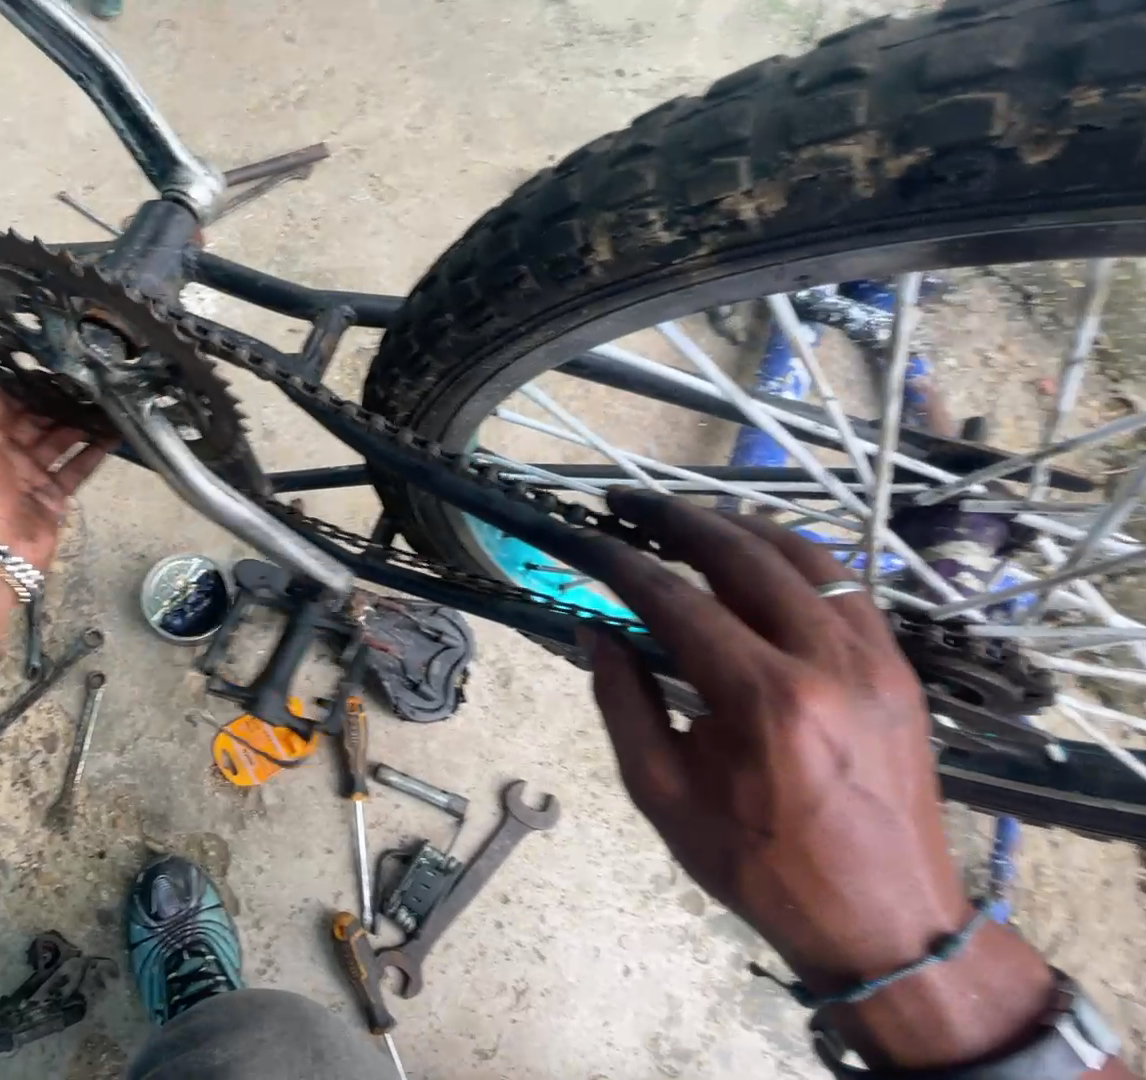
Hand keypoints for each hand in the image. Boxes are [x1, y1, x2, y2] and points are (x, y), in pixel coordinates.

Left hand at [0, 365, 113, 569]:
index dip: (29, 385)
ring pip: (60, 442)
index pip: (7, 403)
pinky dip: (93, 453)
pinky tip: (112, 435)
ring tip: (105, 402)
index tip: (54, 364)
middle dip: (59, 403)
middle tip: (87, 380)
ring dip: (81, 424)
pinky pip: (76, 469)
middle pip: (37, 421)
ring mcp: (32, 475)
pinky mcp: (55, 496)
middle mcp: (6, 453)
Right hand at [581, 490, 1052, 1068]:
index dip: (623, 564)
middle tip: (627, 501)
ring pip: (805, 557)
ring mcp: (877, 661)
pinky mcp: (900, 669)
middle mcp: (827, 664)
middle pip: (745, 557)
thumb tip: (595, 630)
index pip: (677, 601)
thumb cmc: (753, 862)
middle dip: (677, 519)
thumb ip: (621, 700)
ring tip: (686, 514)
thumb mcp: (659, 790)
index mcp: (762, 700)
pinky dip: (791, 555)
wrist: (886, 920)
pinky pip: (843, 586)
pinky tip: (754, 552)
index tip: (586, 540)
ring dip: (737, 525)